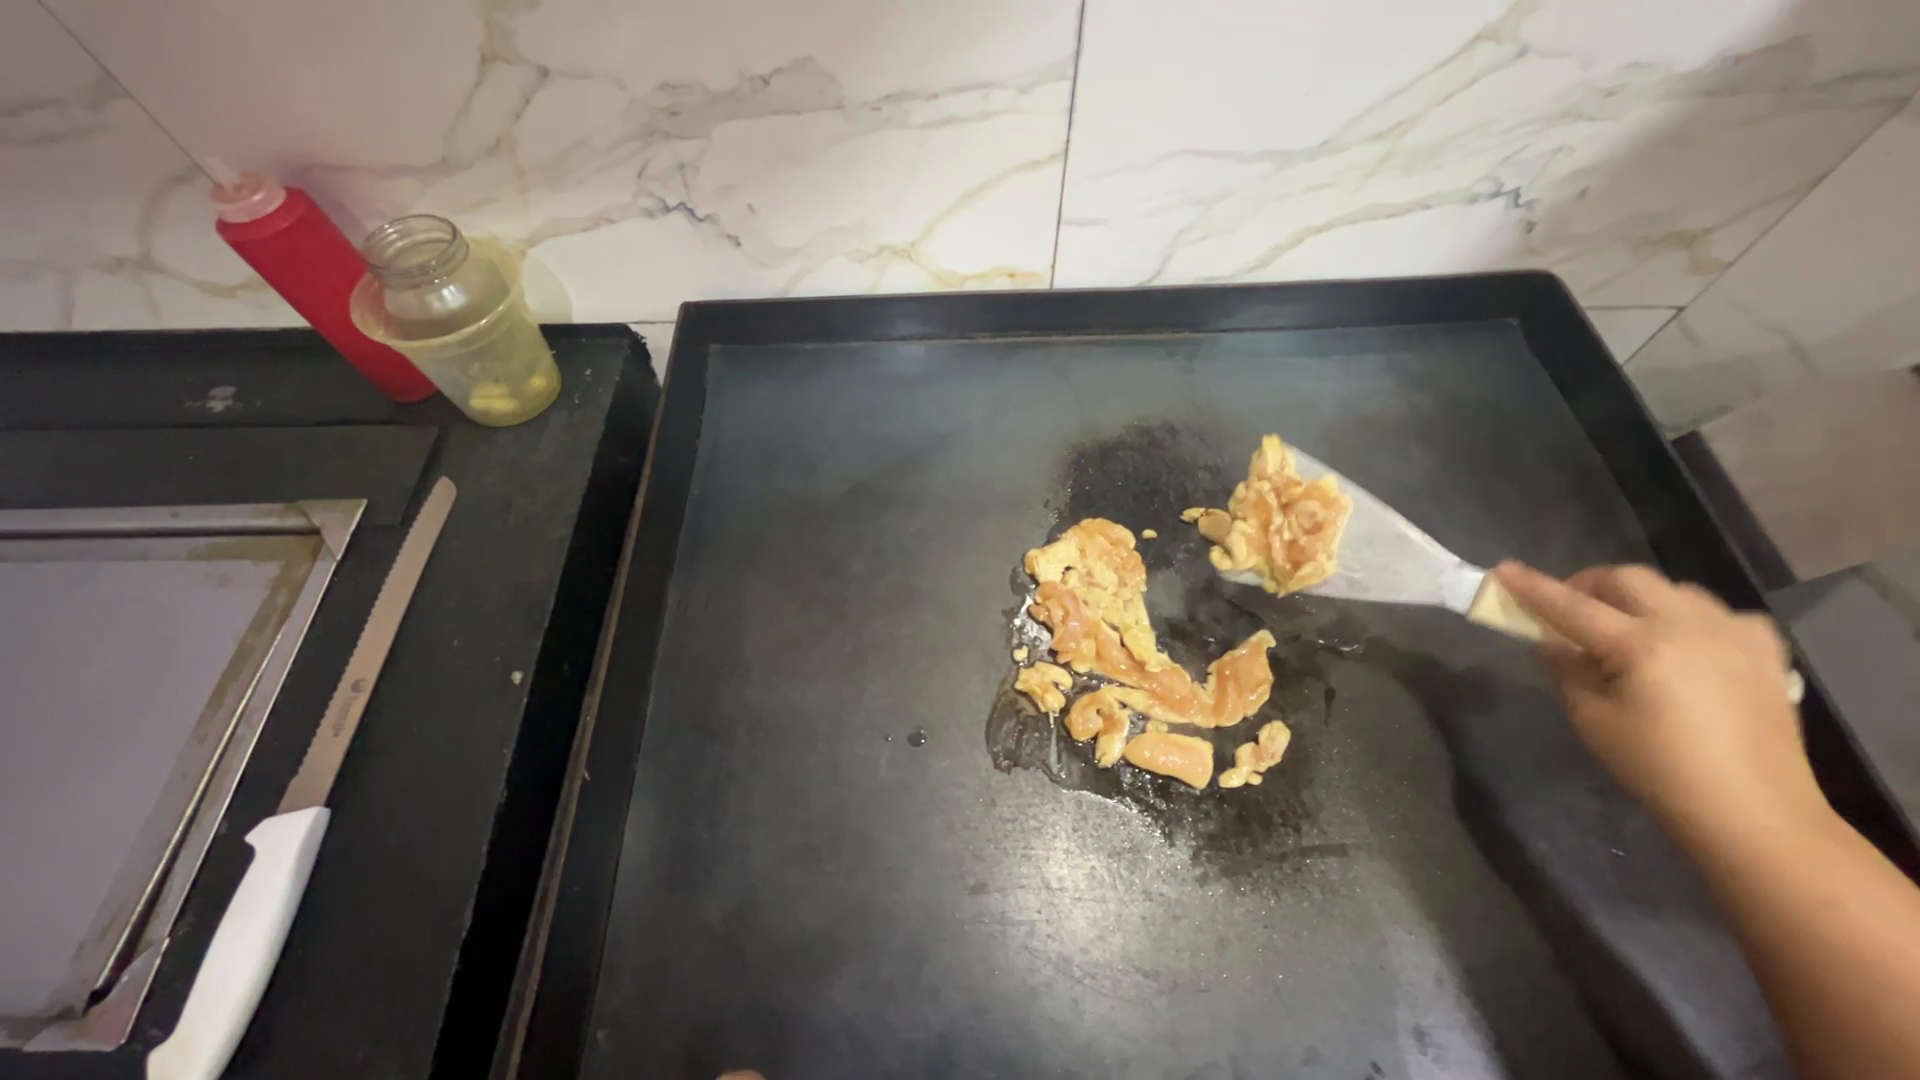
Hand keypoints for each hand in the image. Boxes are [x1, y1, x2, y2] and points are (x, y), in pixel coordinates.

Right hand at [1493, 561, 1822, 840]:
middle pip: (1628, 579)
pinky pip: (1721, 613)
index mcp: (1641, 645)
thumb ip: (1567, 671)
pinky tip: (1687, 643)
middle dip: (1589, 585)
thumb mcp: (1592, 721)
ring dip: (1639, 598)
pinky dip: (1692, 617)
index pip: (1571, 606)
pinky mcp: (1766, 652)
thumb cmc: (1658, 770)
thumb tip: (1553, 644)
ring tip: (1625, 627)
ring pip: (1674, 589)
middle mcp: (1689, 626)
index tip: (1503, 569)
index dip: (1532, 587)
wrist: (1753, 813)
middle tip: (1568, 609)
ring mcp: (1734, 635)